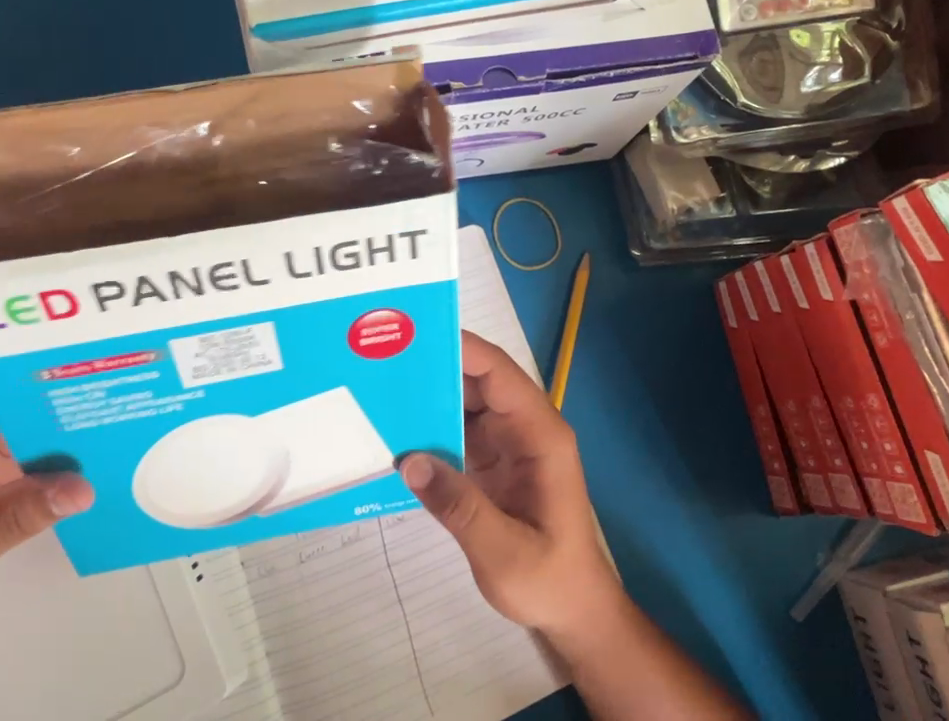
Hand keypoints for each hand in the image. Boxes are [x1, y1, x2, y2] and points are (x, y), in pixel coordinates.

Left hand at [0, 342, 94, 621]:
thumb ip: (16, 515)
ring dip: (62, 386)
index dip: (21, 332)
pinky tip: (102, 415)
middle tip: (118, 353)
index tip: (79, 324)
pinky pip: (22, 417)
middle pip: (3, 361)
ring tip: (121, 377)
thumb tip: (84, 488)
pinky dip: (56, 419)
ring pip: (18, 386)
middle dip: (56, 356)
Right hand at [400, 331, 625, 639]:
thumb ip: (459, 507)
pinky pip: (455, 432)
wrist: (572, 610)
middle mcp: (523, 429)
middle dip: (432, 368)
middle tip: (379, 360)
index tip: (413, 337)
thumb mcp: (505, 552)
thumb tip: (409, 461)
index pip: (498, 374)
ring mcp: (506, 444)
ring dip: (425, 397)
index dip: (460, 349)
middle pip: (475, 382)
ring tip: (375, 387)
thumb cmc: (550, 578)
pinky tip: (391, 429)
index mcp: (540, 434)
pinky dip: (426, 428)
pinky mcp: (489, 464)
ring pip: (462, 404)